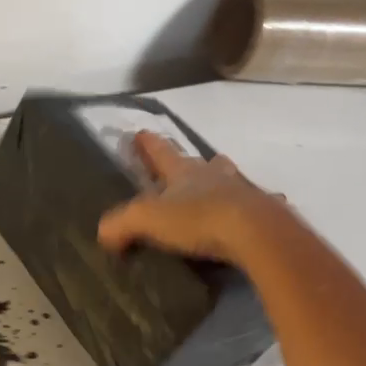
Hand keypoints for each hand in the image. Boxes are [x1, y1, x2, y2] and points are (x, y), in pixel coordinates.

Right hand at [97, 132, 283, 263]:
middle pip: (201, 162)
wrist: (254, 231)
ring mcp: (241, 190)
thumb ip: (121, 223)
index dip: (148, 144)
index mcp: (183, 172)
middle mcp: (213, 174)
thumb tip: (103, 232)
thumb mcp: (147, 219)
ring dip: (221, 182)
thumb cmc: (198, 218)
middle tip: (186, 167)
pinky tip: (251, 216)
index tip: (140, 133)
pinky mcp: (262, 211)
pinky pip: (254, 206)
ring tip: (216, 192)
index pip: (161, 152)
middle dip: (191, 163)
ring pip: (229, 179)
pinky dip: (250, 209)